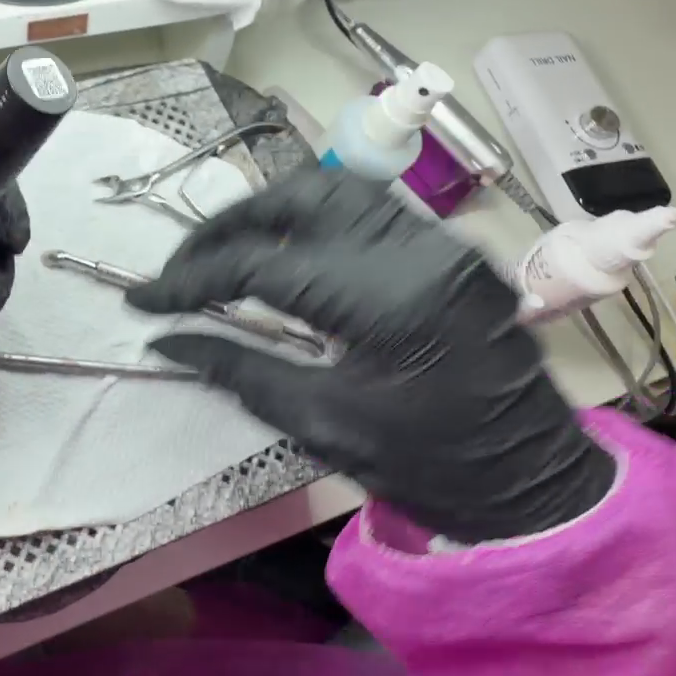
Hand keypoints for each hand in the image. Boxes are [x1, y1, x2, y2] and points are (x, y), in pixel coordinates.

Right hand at [127, 171, 613, 542]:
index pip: (261, 266)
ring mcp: (441, 242)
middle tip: (182, 266)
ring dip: (266, 214)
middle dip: (227, 225)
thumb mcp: (319, 423)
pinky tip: (278, 257)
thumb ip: (237, 368)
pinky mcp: (447, 250)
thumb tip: (165, 340)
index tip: (142, 299)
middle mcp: (418, 250)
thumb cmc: (427, 467)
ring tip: (221, 254)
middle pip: (299, 198)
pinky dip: (308, 222)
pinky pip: (365, 211)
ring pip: (334, 191)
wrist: (533, 484)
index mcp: (388, 302)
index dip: (190, 280)